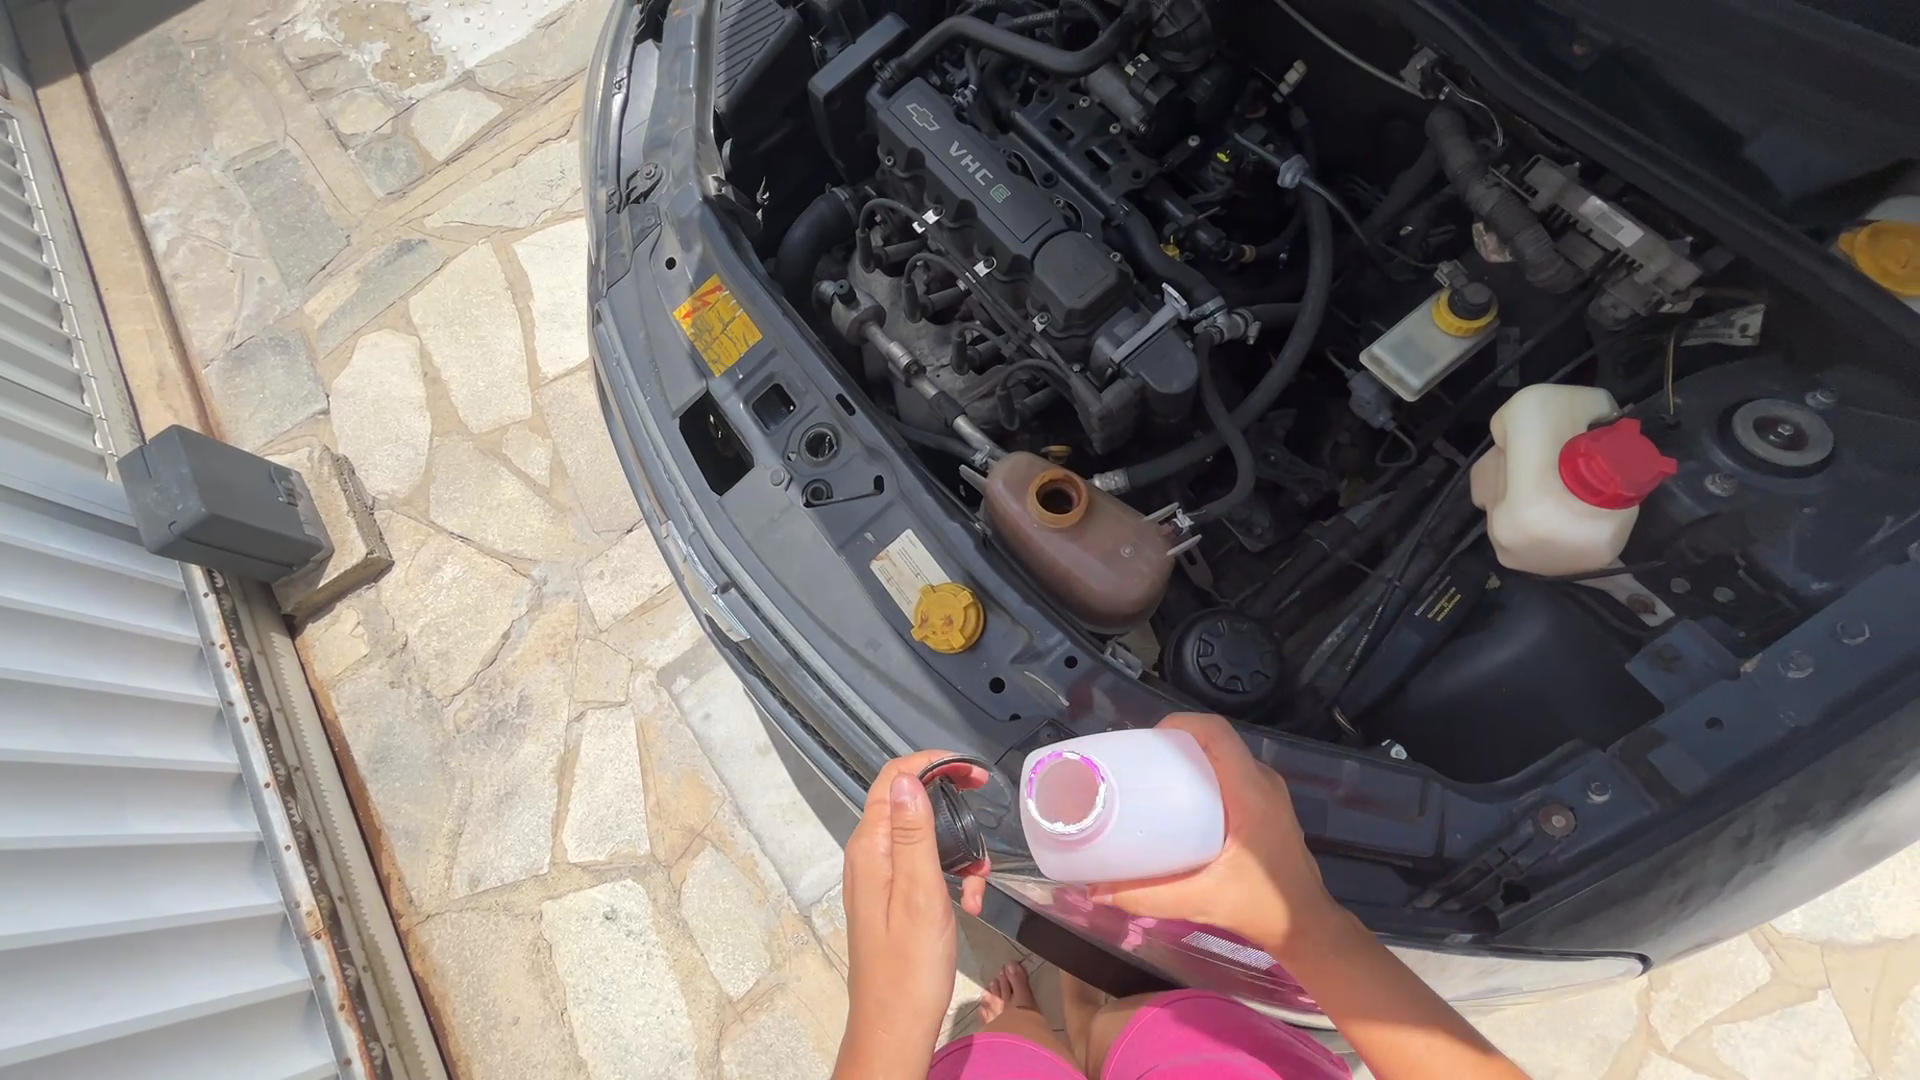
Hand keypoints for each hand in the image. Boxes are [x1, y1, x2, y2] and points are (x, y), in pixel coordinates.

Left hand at [834, 751, 990, 1078]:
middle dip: (949, 800)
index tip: (972, 773)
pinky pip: (921, 863)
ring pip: (920, 833)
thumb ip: (914, 833)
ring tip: (977, 880)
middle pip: (908, 799)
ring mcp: (877, 873)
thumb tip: (908, 778)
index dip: (932, 763)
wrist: (893, 1029)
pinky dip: (947, 872)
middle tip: (983, 807)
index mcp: (871, 846)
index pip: (894, 777)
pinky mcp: (889, 893)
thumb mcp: (921, 894)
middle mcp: (868, 852)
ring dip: (955, 846)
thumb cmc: (911, 965)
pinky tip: (967, 900)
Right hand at [1089, 713, 1345, 958]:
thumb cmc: (1262, 907)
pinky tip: (1183, 797)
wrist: (1309, 928)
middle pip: (1218, 739)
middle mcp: (1263, 783)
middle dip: (1178, 740)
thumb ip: (1147, 895)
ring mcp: (1270, 791)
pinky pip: (1233, 769)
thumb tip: (1096, 889)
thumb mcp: (1201, 901)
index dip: (1182, 723)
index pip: (1218, 733)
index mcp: (1251, 792)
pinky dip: (1207, 769)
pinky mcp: (1269, 803)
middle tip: (1141, 760)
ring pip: (1226, 753)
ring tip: (1156, 775)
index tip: (1146, 740)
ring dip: (1192, 754)